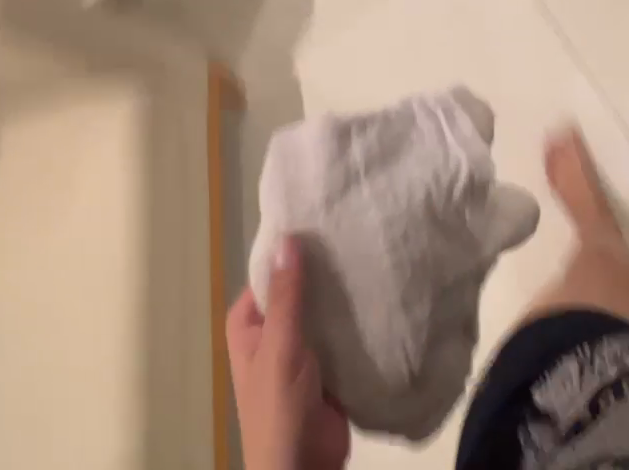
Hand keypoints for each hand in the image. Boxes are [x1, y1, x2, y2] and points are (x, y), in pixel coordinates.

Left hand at [227, 237, 350, 469]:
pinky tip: (379, 293)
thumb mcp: (280, 347)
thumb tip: (286, 238)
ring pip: (323, 308)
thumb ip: (287, 295)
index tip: (325, 219)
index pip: (270, 272)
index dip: (295, 249)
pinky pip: (342, 331)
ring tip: (373, 257)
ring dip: (343, 293)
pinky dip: (357, 317)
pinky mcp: (328, 365)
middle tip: (358, 234)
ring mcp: (301, 348)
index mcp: (249, 324)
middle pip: (299, 288)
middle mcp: (272, 331)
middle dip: (324, 269)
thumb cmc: (278, 409)